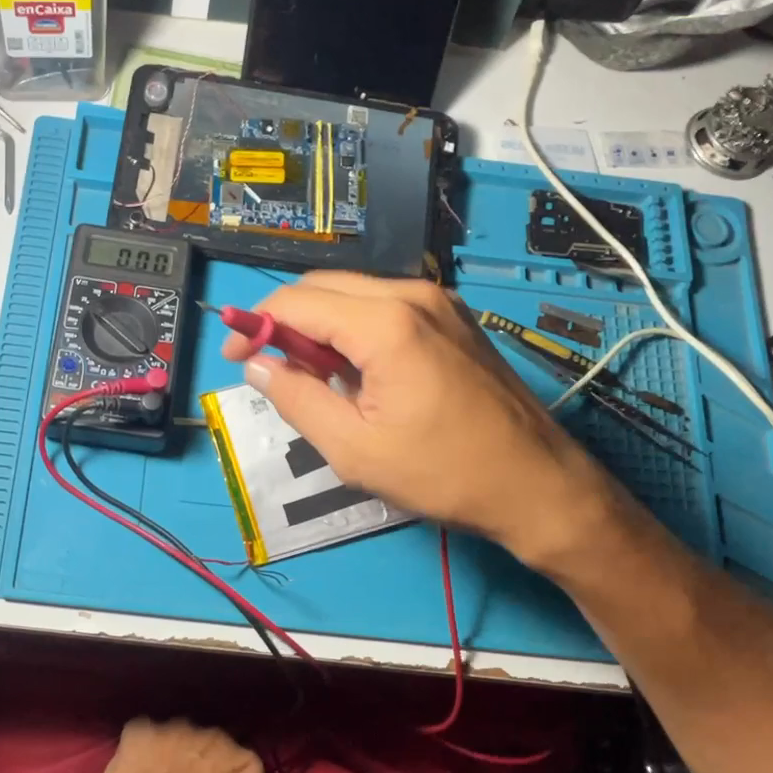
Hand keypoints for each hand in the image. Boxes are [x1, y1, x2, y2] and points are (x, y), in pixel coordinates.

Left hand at [78, 718, 263, 772]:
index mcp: (248, 766)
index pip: (247, 768)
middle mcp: (217, 737)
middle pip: (213, 746)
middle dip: (202, 764)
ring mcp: (177, 728)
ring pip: (178, 737)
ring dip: (172, 753)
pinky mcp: (141, 726)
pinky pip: (145, 735)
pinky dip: (140, 750)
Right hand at [221, 271, 637, 567]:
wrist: (537, 484)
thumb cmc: (441, 473)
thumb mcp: (352, 448)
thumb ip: (296, 398)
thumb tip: (258, 366)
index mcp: (385, 323)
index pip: (295, 301)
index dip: (255, 326)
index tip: (236, 361)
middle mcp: (413, 295)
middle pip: (323, 288)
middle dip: (285, 323)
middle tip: (272, 373)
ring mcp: (439, 303)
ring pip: (353, 296)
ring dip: (320, 328)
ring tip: (316, 382)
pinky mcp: (453, 320)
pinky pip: (384, 309)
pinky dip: (354, 332)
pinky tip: (356, 375)